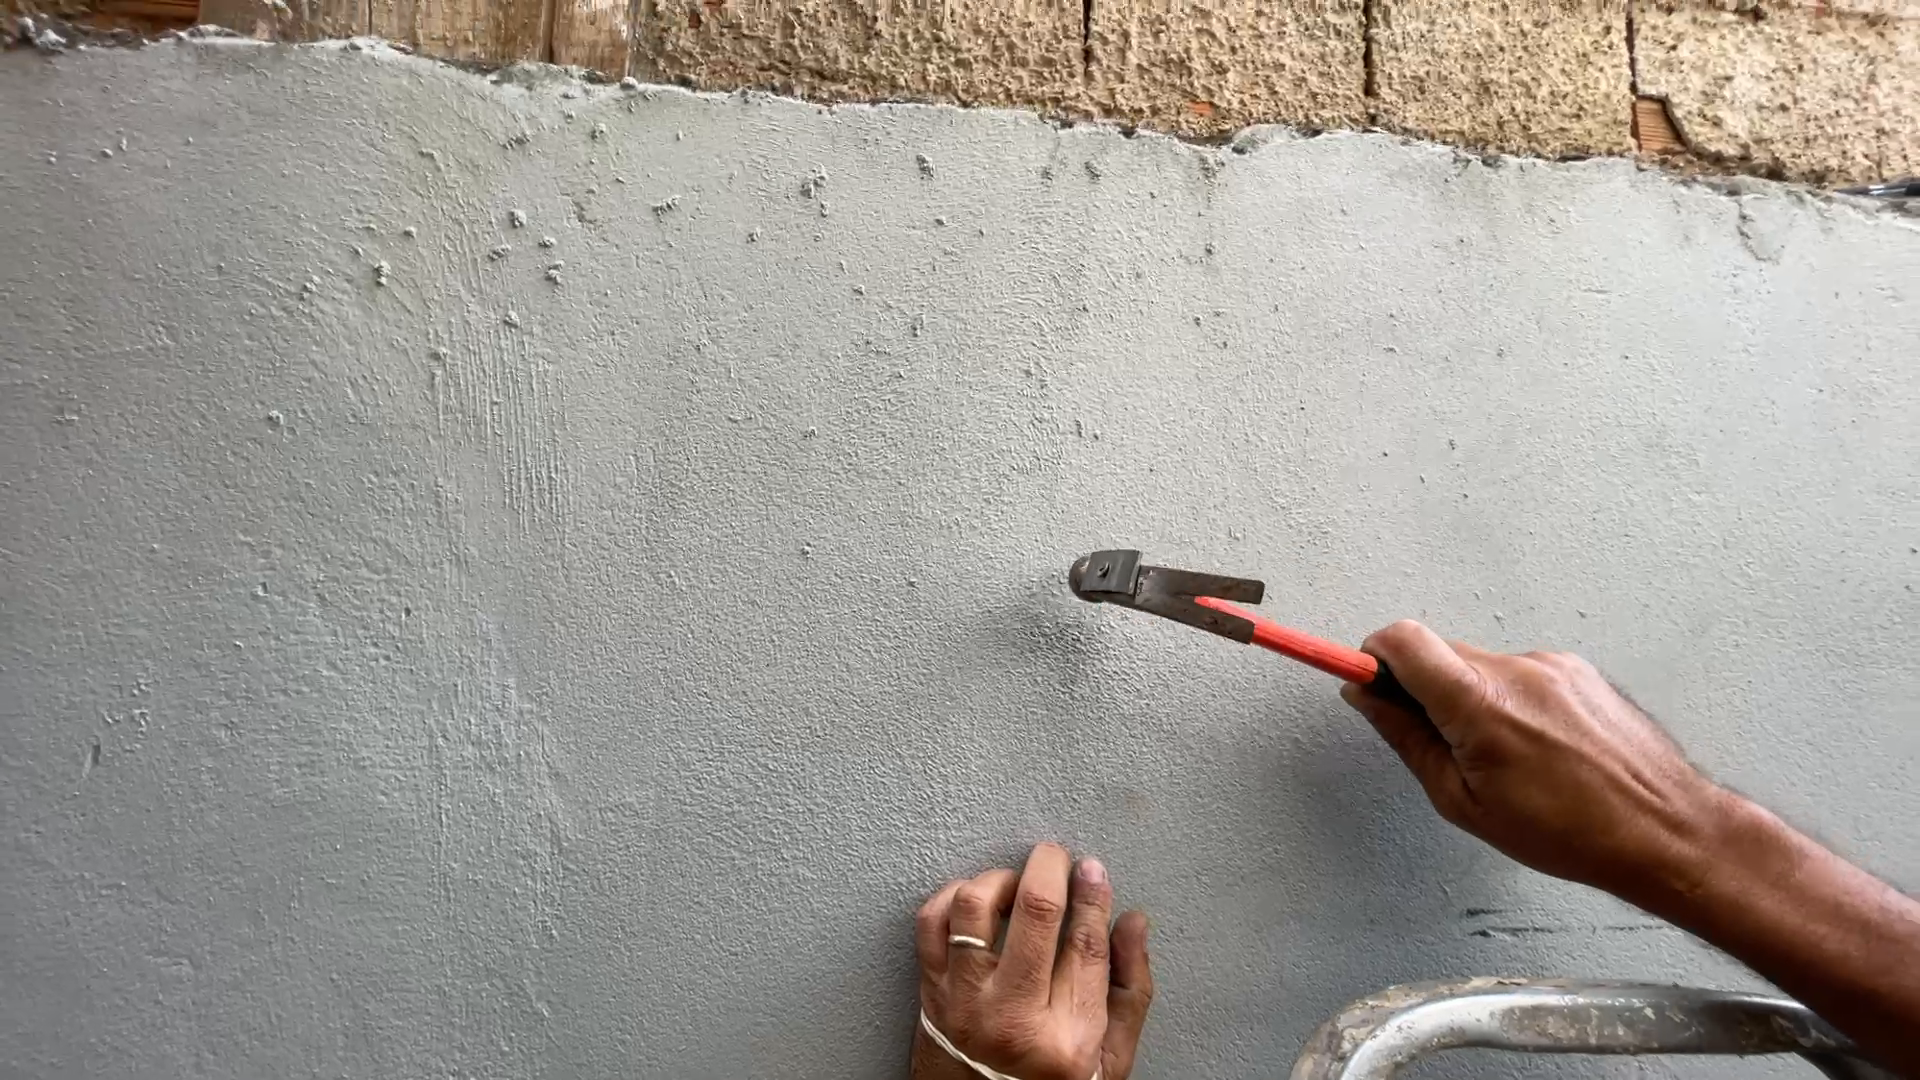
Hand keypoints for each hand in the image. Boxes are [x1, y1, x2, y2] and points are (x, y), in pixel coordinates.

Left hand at [911, 843, 1153, 1079]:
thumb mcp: (1108, 1059)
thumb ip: (1130, 989)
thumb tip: (1133, 920)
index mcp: (1066, 1039)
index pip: (1086, 943)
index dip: (1092, 894)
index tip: (1092, 868)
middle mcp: (1012, 1017)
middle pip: (1036, 910)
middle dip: (1050, 866)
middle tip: (1054, 857)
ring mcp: (964, 1001)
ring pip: (976, 905)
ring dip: (999, 880)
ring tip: (1014, 886)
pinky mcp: (931, 989)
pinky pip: (931, 920)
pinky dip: (952, 896)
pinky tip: (976, 903)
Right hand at [1342, 621, 1729, 903]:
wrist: (1676, 834)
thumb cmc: (1569, 832)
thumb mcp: (1460, 799)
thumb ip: (1403, 737)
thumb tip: (1364, 696)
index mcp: (1478, 703)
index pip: (1402, 640)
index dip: (1372, 654)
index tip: (1365, 677)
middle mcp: (1513, 670)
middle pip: (1434, 652)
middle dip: (1419, 685)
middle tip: (1435, 734)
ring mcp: (1550, 665)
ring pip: (1474, 662)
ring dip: (1466, 693)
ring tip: (1499, 749)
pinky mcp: (1575, 668)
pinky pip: (1514, 669)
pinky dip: (1506, 696)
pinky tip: (1534, 741)